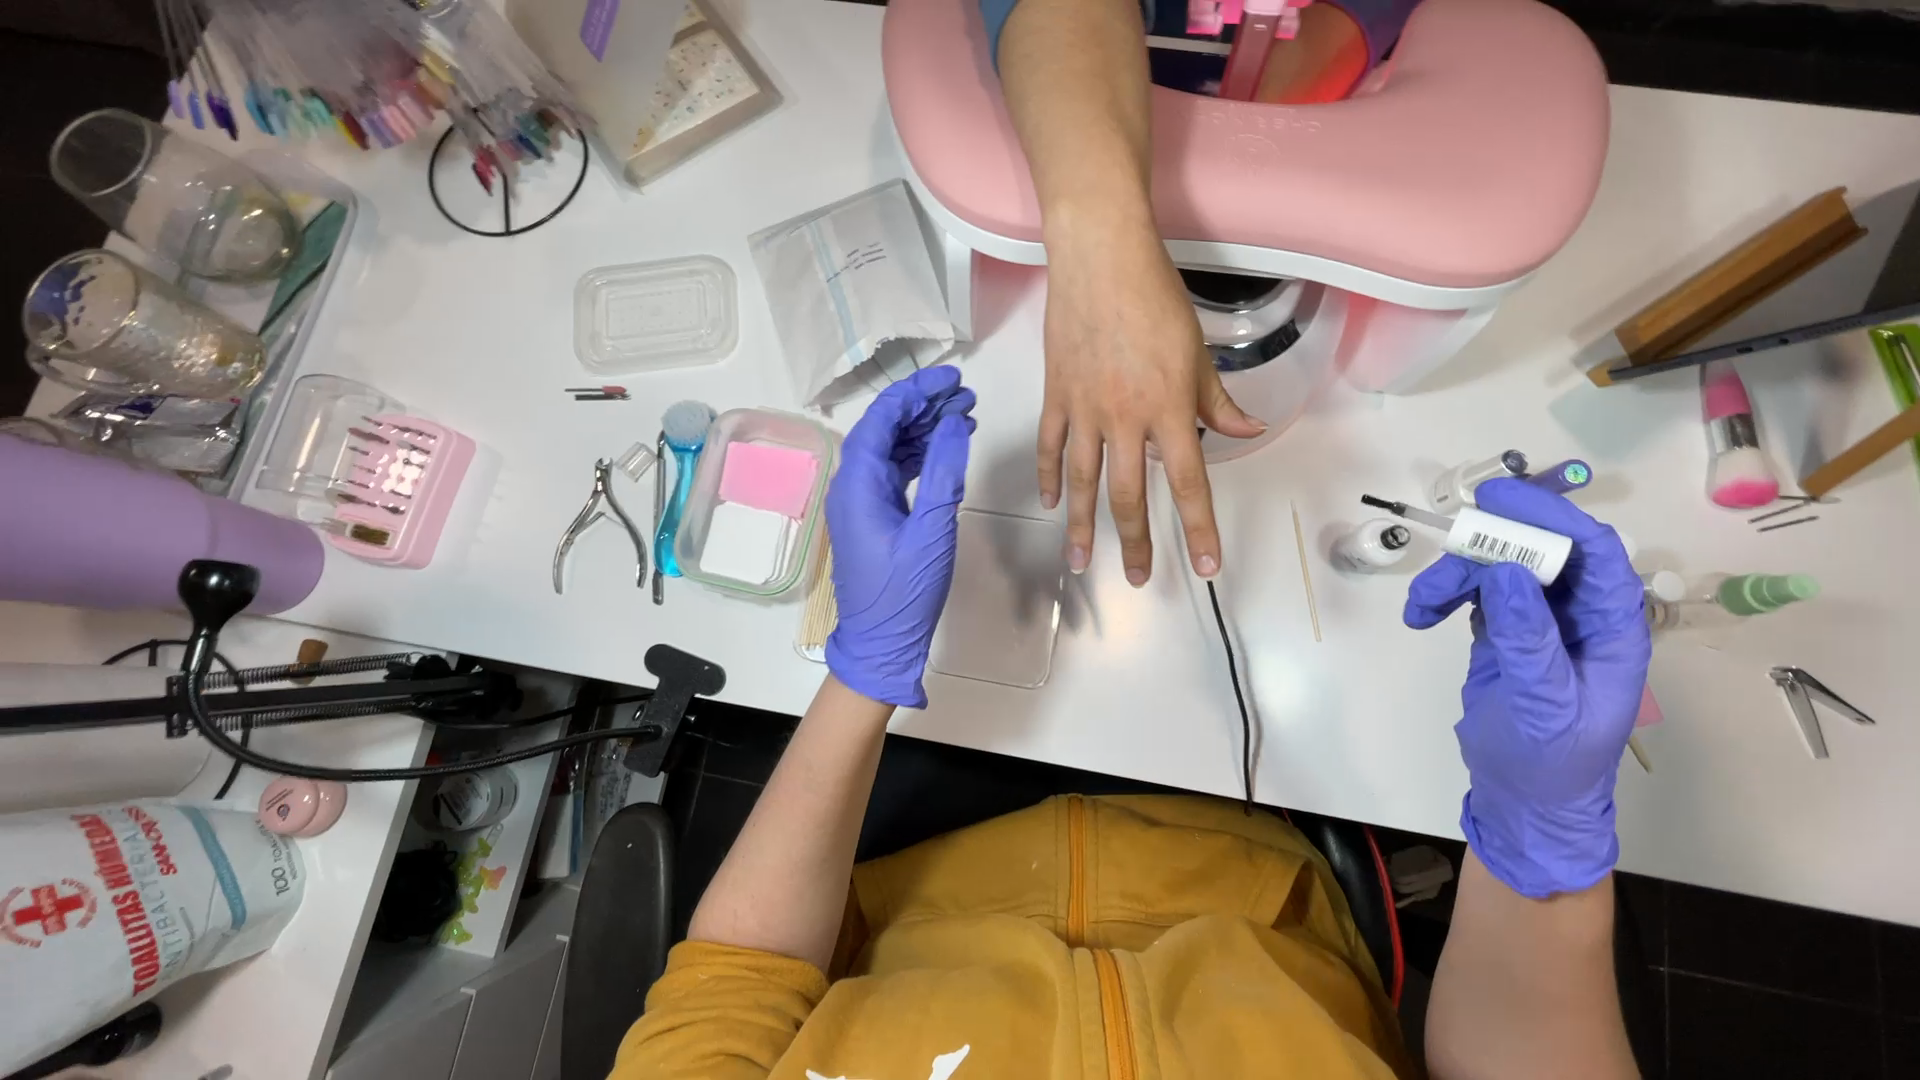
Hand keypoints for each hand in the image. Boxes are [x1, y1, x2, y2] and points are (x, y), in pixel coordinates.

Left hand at [825, 365, 975, 707]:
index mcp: (857, 482)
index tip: (953, 379)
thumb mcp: (932, 530)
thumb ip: (944, 472)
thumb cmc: (904, 591)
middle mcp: (852, 484)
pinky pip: (895, 471)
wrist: (881, 641)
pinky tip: (947, 449)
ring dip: (925, 430)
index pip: (883, 417)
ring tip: (965, 417)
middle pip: (886, 427)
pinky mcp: (873, 515)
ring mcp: (861, 500)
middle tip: (967, 397)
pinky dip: (921, 456)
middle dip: (925, 406)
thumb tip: (954, 423)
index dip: (917, 391)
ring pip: (891, 448)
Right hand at [1037, 222, 1264, 585]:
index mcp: (1169, 411)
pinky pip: (1049, 447)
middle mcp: (1125, 421)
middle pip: (1129, 496)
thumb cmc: (1155, 300)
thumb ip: (1218, 402)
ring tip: (1079, 561)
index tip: (1206, 567)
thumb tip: (1248, 432)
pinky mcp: (1056, 397)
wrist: (1101, 260)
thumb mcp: (1197, 352)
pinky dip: (1047, 476)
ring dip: (1082, 527)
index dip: (1198, 530)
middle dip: (1135, 543)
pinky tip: (1050, 502)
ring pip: (1083, 482)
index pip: (1188, 484)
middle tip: (1138, 578)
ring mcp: (1084, 412)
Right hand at [1402, 478, 1650, 897]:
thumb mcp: (1542, 703)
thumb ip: (1528, 638)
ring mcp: (1538, 622)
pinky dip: (1444, 596)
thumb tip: (1504, 571)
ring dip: (1454, 576)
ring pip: (1497, 569)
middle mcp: (1577, 616)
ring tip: (1420, 607)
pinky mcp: (1503, 632)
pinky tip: (1420, 617)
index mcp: (1609, 628)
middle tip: (1451, 538)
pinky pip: (1475, 592)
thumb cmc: (1548, 758)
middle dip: (1491, 543)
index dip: (1553, 518)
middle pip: (1538, 552)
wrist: (1523, 797)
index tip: (1499, 498)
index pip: (1593, 553)